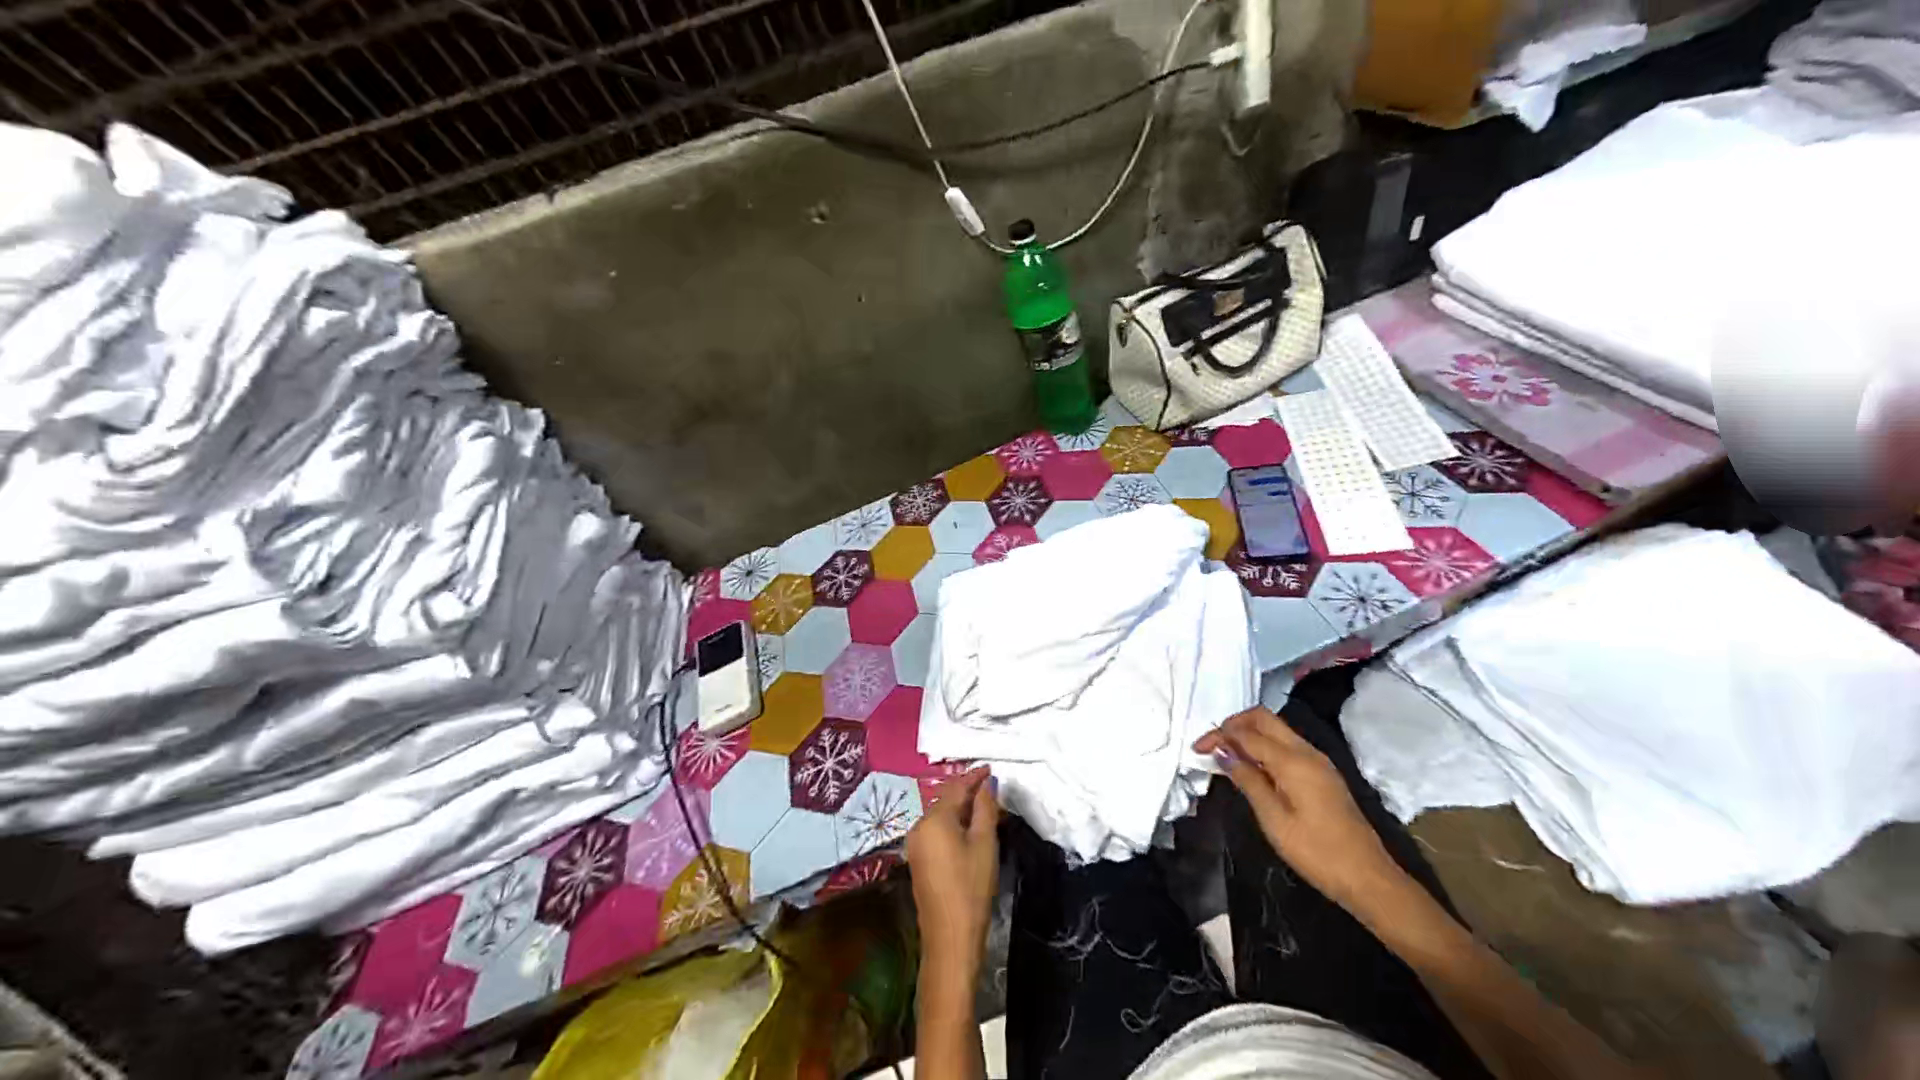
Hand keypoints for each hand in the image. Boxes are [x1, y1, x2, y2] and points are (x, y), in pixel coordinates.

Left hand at [906, 767, 1000, 971]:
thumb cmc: (971, 887)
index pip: (956, 787)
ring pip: (942, 816)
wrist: (950, 937)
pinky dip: (954, 826)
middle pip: (947, 800)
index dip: (975, 777)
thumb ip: (985, 809)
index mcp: (934, 819)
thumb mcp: (985, 844)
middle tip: (995, 793)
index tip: (991, 770)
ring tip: (987, 811)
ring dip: (963, 810)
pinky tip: (971, 831)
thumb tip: (987, 784)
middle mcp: (919, 826)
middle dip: (969, 794)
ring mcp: (916, 844)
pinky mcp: (918, 860)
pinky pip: (937, 832)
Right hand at [1194, 707, 1405, 911]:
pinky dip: (1264, 747)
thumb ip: (1247, 780)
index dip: (1220, 736)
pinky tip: (1252, 767)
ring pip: (1277, 730)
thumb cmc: (1316, 851)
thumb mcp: (1273, 819)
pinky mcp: (1322, 774)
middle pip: (1264, 719)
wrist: (1368, 878)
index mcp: (1293, 760)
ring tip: (1227, 755)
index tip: (1197, 749)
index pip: (1247, 734)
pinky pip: (1287, 745)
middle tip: (1212, 745)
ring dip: (1249, 734)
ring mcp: (1318, 761)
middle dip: (1234, 725)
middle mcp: (1307, 752)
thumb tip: (1223, 752)